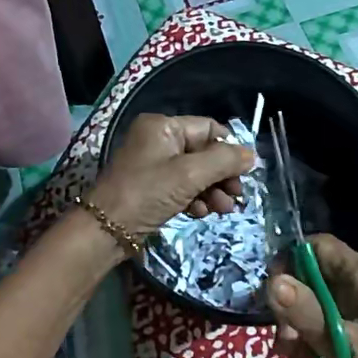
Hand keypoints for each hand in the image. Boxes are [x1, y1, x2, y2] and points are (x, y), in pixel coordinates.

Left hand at [88, 114, 255, 237]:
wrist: (104, 231)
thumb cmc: (147, 193)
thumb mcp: (190, 175)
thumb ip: (224, 161)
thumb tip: (253, 155)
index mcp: (163, 126)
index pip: (209, 129)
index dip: (229, 150)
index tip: (245, 173)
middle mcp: (158, 140)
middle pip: (204, 152)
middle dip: (222, 175)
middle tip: (237, 196)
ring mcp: (154, 165)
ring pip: (196, 172)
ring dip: (213, 190)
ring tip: (224, 210)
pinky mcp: (152, 188)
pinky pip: (183, 187)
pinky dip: (196, 198)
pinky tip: (202, 213)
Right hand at [269, 235, 357, 357]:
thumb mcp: (346, 345)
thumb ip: (308, 313)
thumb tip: (272, 282)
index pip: (320, 247)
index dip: (291, 263)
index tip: (272, 297)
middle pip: (318, 280)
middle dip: (295, 310)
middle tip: (282, 347)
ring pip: (325, 307)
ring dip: (305, 333)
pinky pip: (339, 326)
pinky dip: (324, 345)